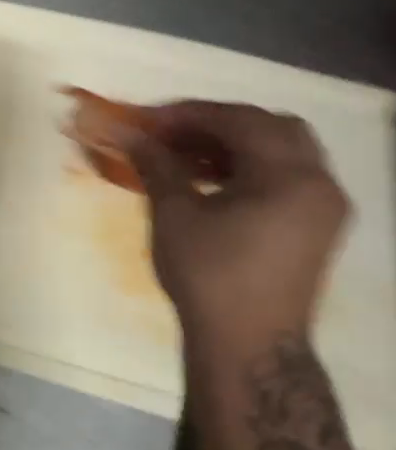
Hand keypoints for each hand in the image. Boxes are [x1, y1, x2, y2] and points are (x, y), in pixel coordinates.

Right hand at [122, 101, 350, 359]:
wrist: (248, 336)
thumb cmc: (209, 271)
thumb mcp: (174, 212)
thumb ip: (156, 164)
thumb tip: (127, 132)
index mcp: (291, 178)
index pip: (243, 121)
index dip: (189, 113)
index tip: (143, 119)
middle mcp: (319, 184)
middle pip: (273, 128)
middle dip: (216, 122)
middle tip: (167, 131)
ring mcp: (322, 206)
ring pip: (281, 150)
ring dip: (230, 142)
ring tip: (179, 154)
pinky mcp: (312, 224)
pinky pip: (283, 175)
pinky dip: (244, 165)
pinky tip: (204, 178)